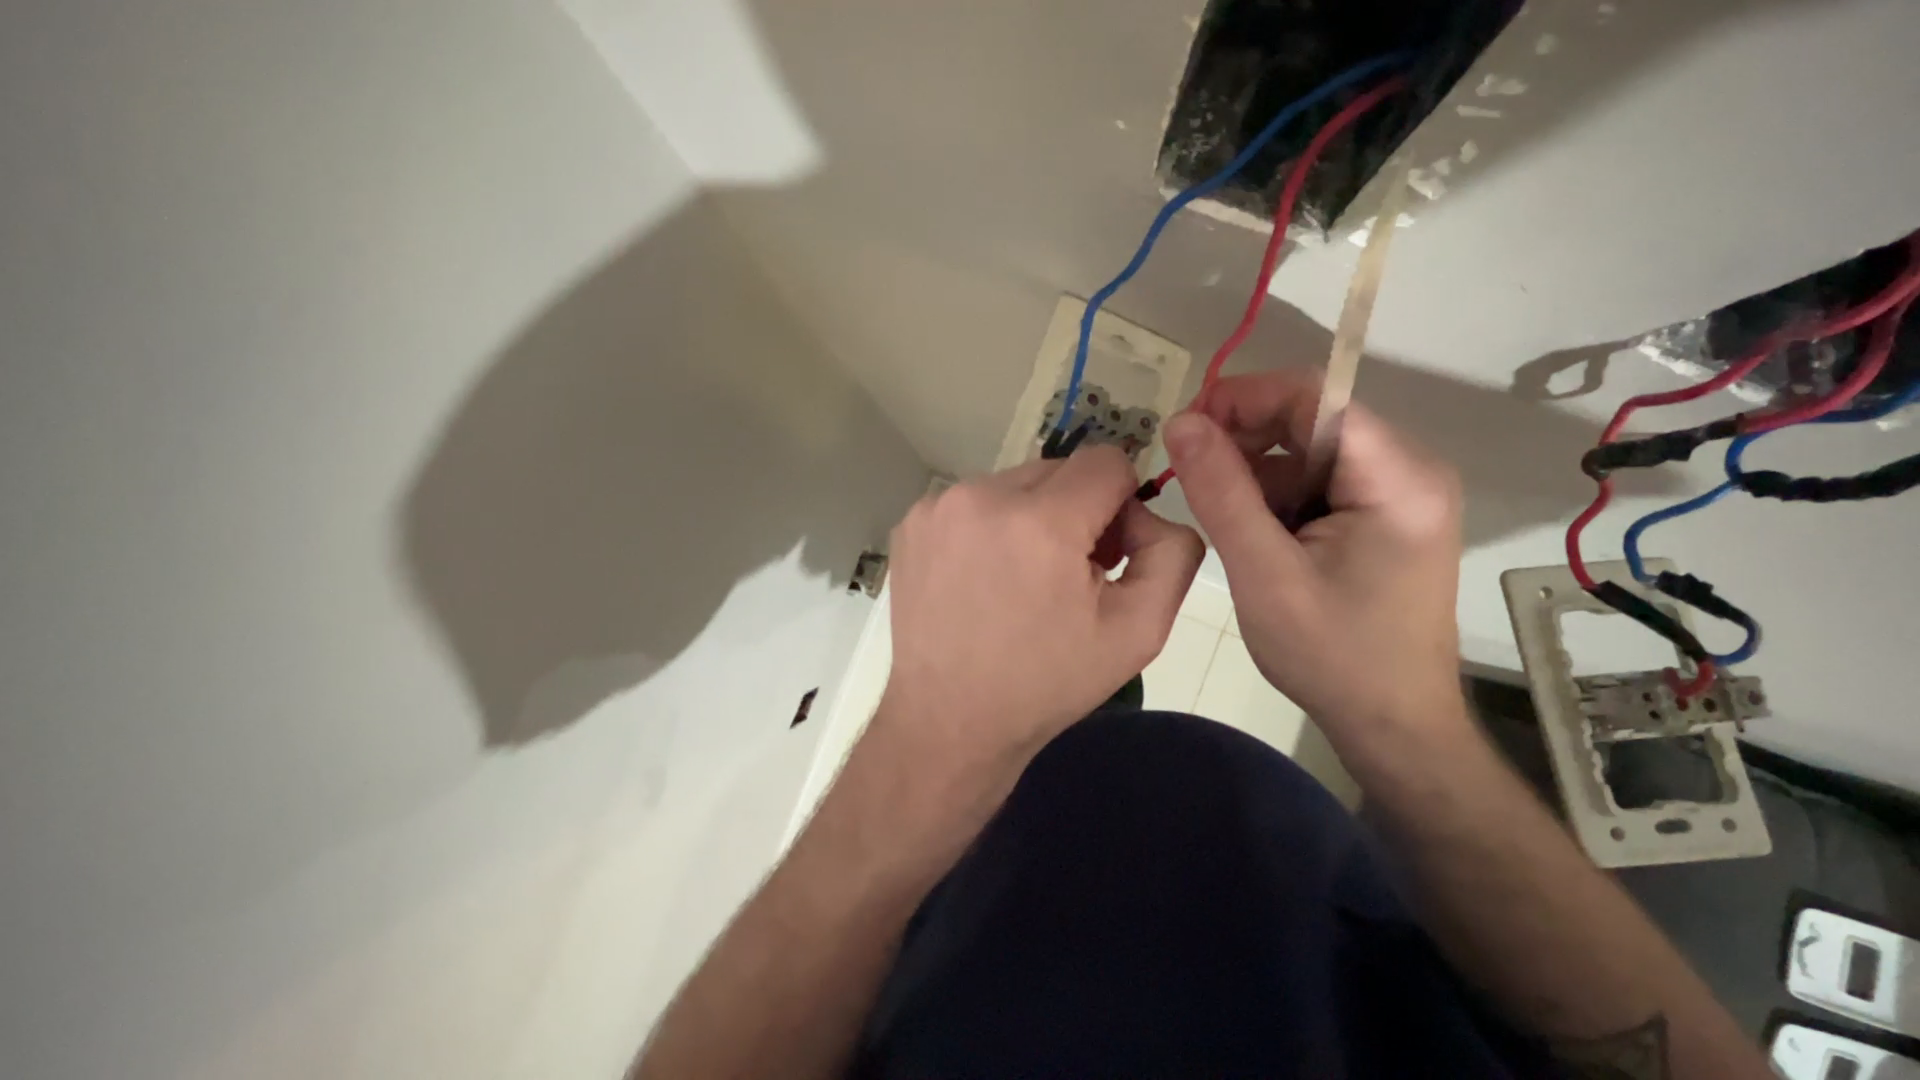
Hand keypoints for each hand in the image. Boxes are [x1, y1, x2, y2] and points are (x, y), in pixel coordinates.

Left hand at [875, 445, 1203, 781]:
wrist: (951, 721)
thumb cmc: (1047, 683)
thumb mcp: (1139, 631)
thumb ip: (1172, 553)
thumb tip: (1151, 514)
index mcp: (1041, 522)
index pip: (1107, 462)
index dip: (1123, 506)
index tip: (1107, 557)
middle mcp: (982, 497)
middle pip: (1060, 471)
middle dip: (1077, 512)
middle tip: (1068, 577)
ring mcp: (938, 508)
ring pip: (1016, 485)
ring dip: (1032, 518)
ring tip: (1023, 583)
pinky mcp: (912, 523)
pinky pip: (974, 503)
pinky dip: (990, 529)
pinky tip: (984, 582)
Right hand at [1163, 372, 1462, 729]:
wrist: (1394, 723)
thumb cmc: (1333, 655)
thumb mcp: (1264, 573)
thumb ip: (1221, 492)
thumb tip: (1180, 420)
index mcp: (1398, 477)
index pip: (1315, 396)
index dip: (1243, 397)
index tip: (1184, 427)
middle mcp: (1412, 470)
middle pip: (1314, 419)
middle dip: (1245, 439)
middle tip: (1189, 473)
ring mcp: (1403, 492)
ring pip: (1311, 450)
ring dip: (1258, 473)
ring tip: (1222, 519)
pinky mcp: (1389, 515)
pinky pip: (1321, 481)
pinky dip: (1279, 497)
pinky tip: (1255, 536)